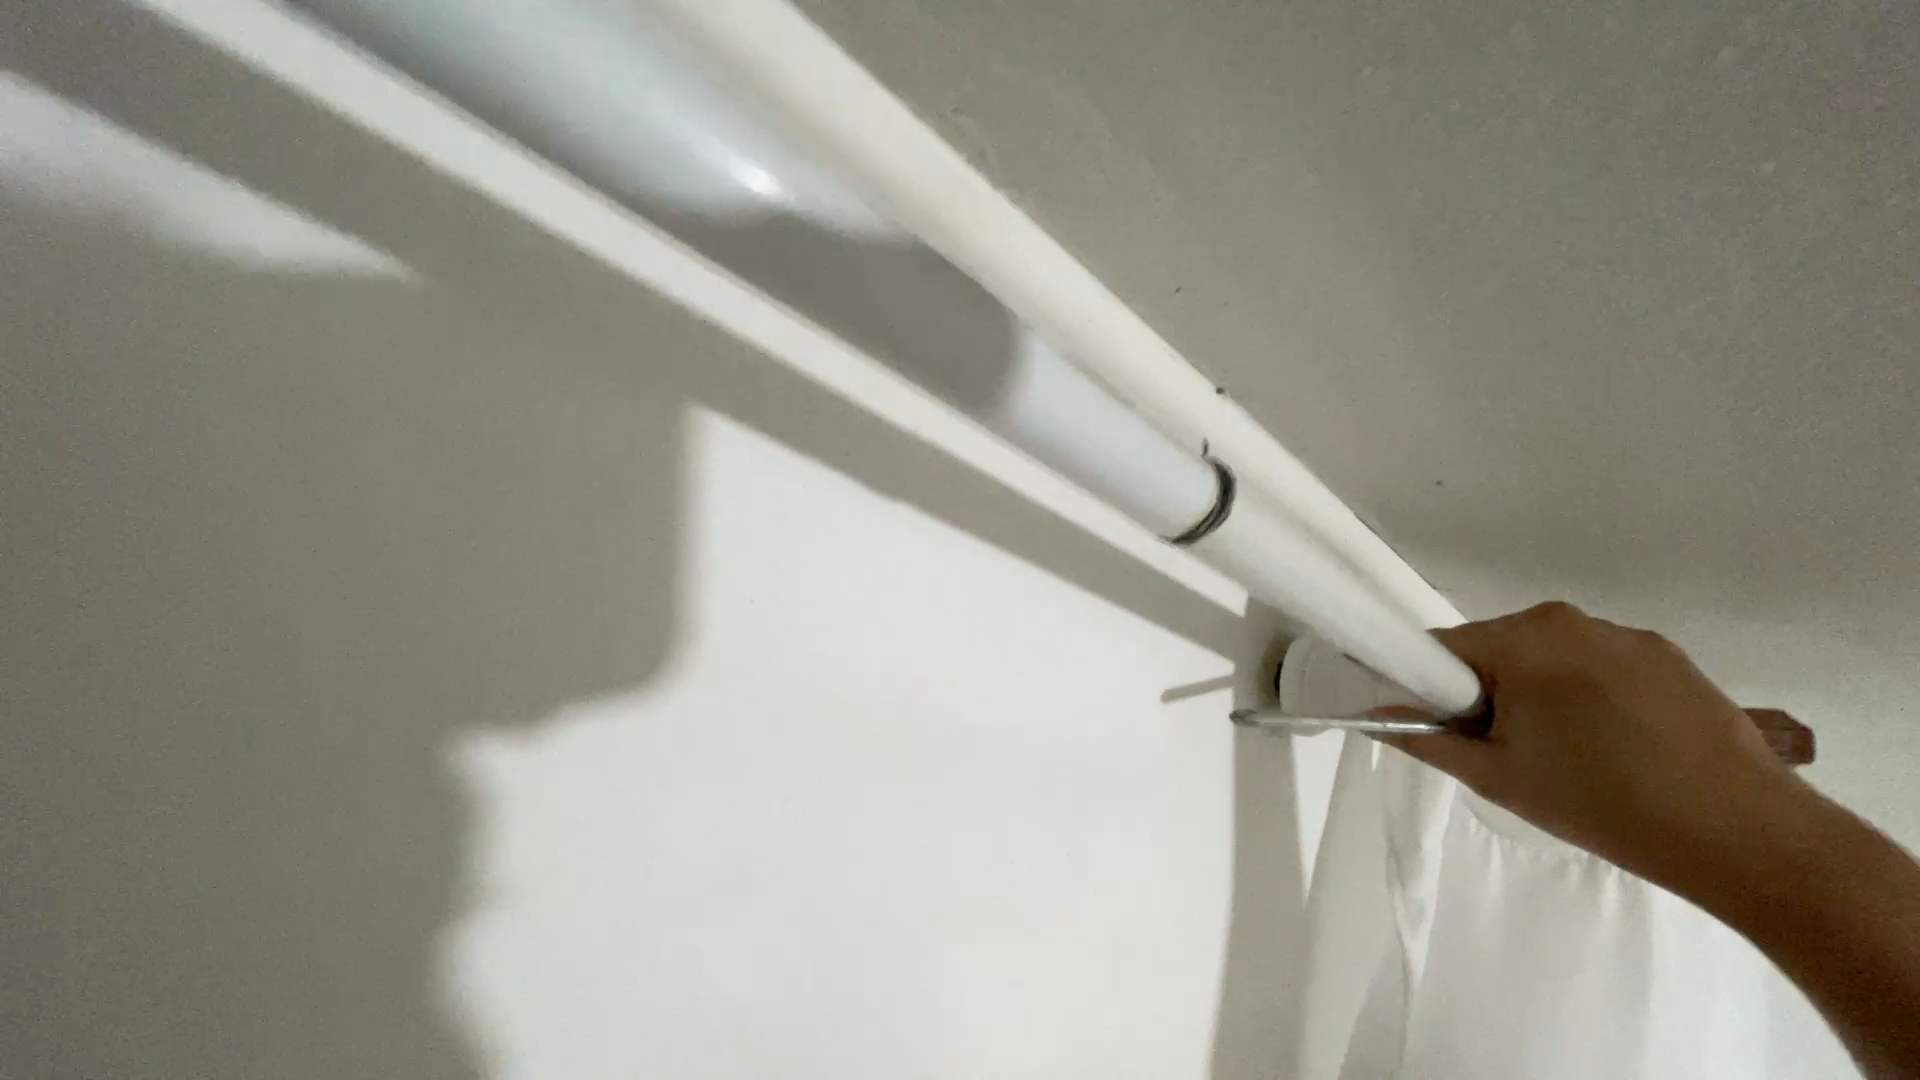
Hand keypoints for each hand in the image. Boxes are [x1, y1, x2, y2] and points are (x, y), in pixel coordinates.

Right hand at [1380, 601, 1803, 890]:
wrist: (1747, 837)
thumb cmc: (1600, 803)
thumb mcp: (1496, 776)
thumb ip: (1425, 739)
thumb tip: (1372, 719)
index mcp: (1522, 639)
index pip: (1442, 648)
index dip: (1429, 687)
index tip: (1447, 729)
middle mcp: (1569, 620)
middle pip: (1495, 648)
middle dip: (1487, 690)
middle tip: (1506, 748)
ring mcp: (1626, 635)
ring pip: (1548, 656)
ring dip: (1538, 692)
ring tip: (1570, 752)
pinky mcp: (1670, 657)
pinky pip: (1598, 665)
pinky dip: (1589, 695)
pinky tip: (1617, 745)